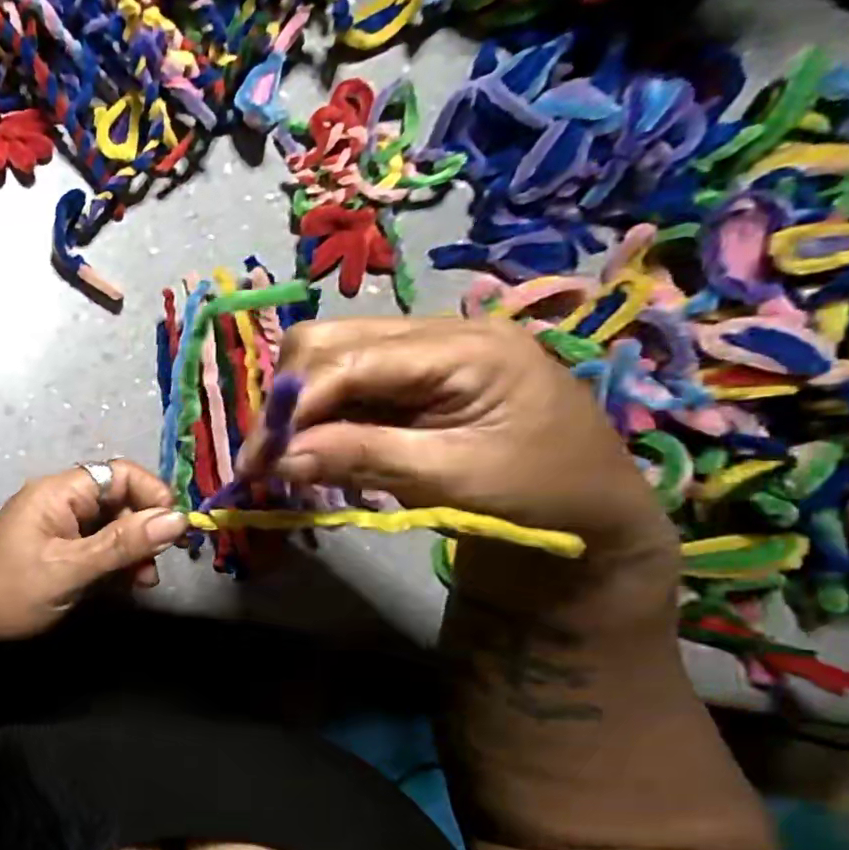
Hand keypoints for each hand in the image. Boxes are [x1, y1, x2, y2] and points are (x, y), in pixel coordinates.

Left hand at [0, 460, 190, 670]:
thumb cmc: (10, 593)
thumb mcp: (70, 570)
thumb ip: (122, 544)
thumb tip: (178, 519)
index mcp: (57, 492)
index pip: (120, 474)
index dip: (152, 496)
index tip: (174, 532)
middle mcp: (59, 500)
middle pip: (118, 500)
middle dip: (143, 531)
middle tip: (153, 569)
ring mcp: (57, 524)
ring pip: (111, 526)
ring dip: (131, 551)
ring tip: (140, 583)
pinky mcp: (56, 547)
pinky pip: (95, 544)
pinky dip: (113, 562)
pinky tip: (122, 585)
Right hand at [239, 318, 675, 562]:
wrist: (593, 516)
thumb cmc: (540, 497)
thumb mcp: (451, 479)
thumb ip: (360, 457)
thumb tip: (276, 459)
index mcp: (465, 349)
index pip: (348, 360)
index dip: (292, 407)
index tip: (255, 461)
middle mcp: (438, 333)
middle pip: (327, 341)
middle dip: (287, 398)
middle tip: (269, 458)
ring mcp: (423, 352)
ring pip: (326, 357)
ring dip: (297, 406)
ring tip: (287, 456)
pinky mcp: (411, 377)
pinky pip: (343, 382)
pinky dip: (317, 415)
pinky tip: (313, 449)